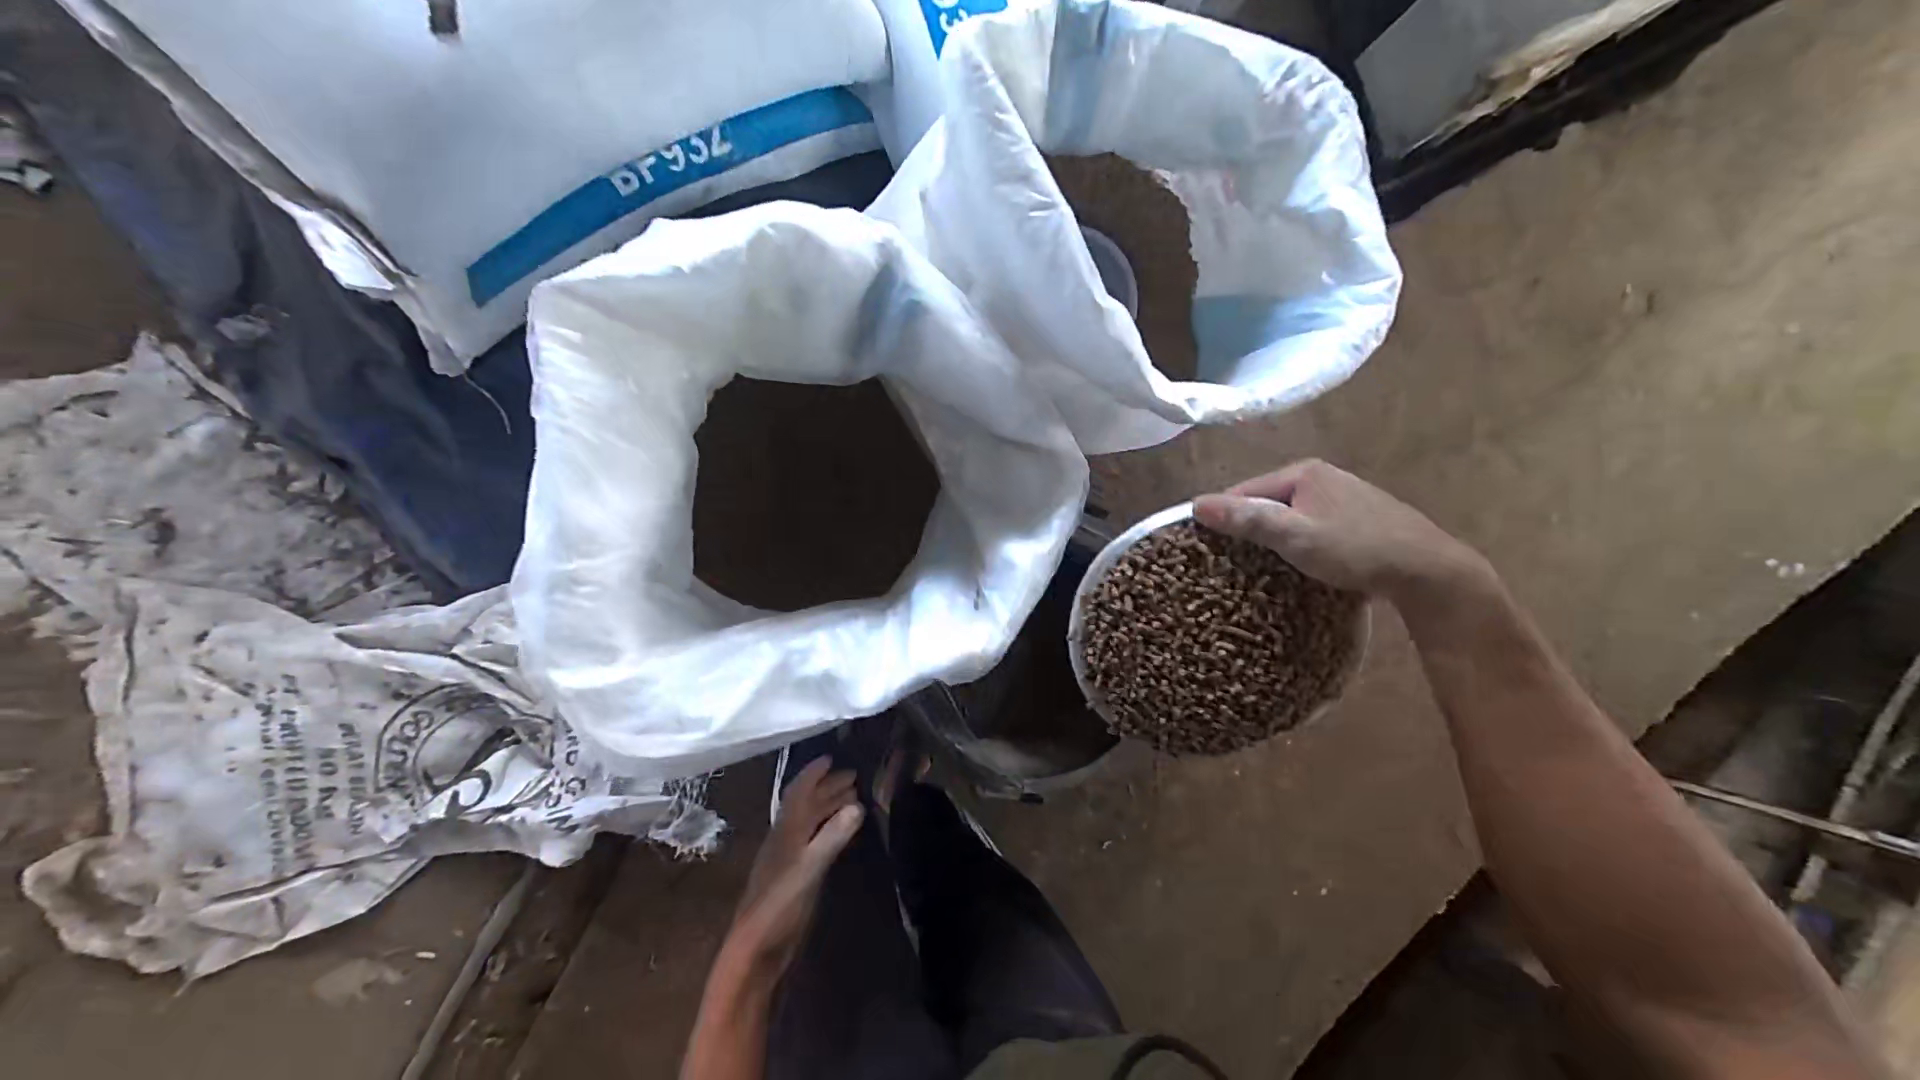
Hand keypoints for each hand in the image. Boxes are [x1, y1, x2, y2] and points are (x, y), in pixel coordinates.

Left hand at [722, 757, 863, 980]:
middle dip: (827, 788)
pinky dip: (826, 829)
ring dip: (827, 807)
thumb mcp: (809, 870)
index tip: (830, 757)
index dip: (813, 774)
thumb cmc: (778, 907)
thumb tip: (857, 804)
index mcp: (785, 832)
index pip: (799, 793)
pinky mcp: (793, 878)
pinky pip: (812, 840)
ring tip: (851, 798)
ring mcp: (787, 860)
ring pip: (809, 822)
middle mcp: (784, 840)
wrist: (753, 952)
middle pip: (806, 805)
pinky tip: (837, 835)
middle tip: (852, 776)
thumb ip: (832, 837)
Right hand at [1191, 459, 1491, 603]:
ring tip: (1265, 567)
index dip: (1224, 519)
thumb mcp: (1295, 536)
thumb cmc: (1356, 549)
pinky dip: (1299, 542)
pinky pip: (1311, 525)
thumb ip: (1247, 518)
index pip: (1244, 491)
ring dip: (1275, 538)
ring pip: (1290, 516)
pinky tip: (1302, 563)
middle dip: (1250, 529)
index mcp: (1304, 472)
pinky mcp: (1358, 517)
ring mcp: (1343, 496)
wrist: (1429, 571)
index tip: (1211, 550)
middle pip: (1267, 502)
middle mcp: (1322, 477)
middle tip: (1237, 563)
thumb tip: (1196, 504)